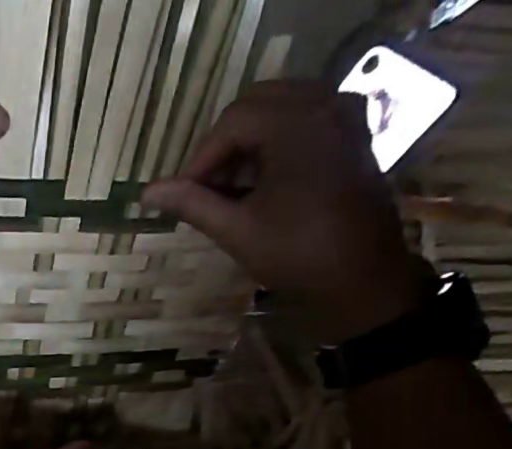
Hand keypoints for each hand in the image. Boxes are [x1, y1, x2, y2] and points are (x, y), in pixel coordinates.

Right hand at [141, 81, 424, 342]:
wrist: (364, 282)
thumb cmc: (299, 256)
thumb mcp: (239, 231)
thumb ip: (194, 204)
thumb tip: (147, 193)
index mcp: (297, 121)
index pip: (232, 121)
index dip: (201, 158)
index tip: (183, 193)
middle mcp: (325, 103)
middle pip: (256, 108)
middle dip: (225, 148)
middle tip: (205, 191)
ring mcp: (345, 116)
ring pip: (279, 113)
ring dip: (250, 146)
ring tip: (232, 192)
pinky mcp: (354, 135)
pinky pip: (305, 122)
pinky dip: (277, 145)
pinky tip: (263, 184)